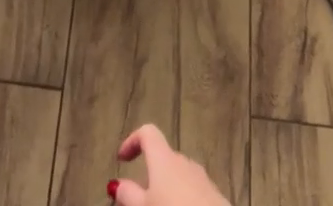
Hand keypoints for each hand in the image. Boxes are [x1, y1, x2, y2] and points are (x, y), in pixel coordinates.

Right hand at [111, 124, 230, 205]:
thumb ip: (128, 194)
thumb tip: (117, 184)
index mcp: (164, 158)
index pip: (147, 132)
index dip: (132, 141)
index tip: (121, 159)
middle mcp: (184, 161)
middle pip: (163, 158)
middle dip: (149, 175)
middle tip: (137, 198)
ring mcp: (201, 177)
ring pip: (177, 176)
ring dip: (164, 188)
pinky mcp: (214, 194)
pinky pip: (191, 189)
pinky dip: (180, 198)